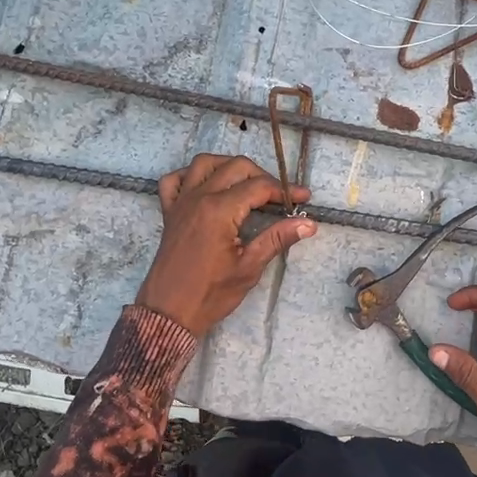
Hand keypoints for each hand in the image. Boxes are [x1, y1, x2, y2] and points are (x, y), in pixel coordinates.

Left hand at [136, 154, 316, 334]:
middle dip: (263, 176)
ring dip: (229, 166)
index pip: (259, 187)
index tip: (304, 199)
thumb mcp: (249, 268)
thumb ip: (277, 239)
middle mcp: (199, 197)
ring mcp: (180, 202)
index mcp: (219, 210)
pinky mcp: (169, 212)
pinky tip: (206, 186)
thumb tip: (308, 224)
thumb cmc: (210, 294)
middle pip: (236, 167)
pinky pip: (174, 180)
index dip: (285, 190)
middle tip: (280, 197)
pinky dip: (190, 175)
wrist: (168, 312)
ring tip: (248, 184)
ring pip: (205, 163)